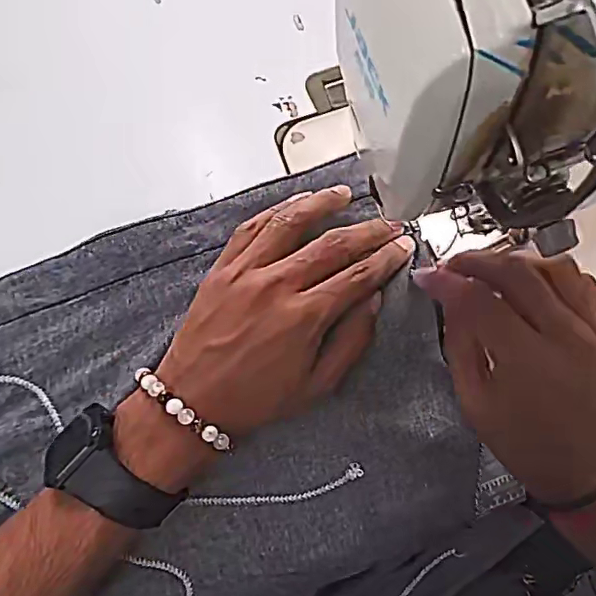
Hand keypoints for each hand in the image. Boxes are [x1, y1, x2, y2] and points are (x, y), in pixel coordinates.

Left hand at [115, 185, 414, 490]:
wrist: (194, 400)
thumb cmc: (254, 399)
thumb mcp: (316, 385)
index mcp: (303, 317)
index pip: (357, 275)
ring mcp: (245, 273)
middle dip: (368, 231)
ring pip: (290, 223)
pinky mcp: (222, 270)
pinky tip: (293, 204)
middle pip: (332, 244)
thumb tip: (374, 302)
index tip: (402, 247)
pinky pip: (251, 228)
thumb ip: (351, 342)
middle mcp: (276, 286)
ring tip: (344, 195)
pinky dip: (276, 211)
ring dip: (321, 204)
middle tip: (388, 224)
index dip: (385, 258)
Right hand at [413, 248, 595, 505]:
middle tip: (453, 267)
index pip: (479, 299)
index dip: (447, 282)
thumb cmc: (529, 445)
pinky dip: (548, 272)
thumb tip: (451, 302)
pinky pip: (579, 280)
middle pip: (516, 271)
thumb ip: (461, 345)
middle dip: (475, 262)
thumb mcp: (475, 401)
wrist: (579, 465)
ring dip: (513, 261)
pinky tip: (530, 281)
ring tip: (489, 271)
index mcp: (528, 362)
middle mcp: (565, 339)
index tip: (430, 278)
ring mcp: (589, 331)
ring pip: (551, 266)